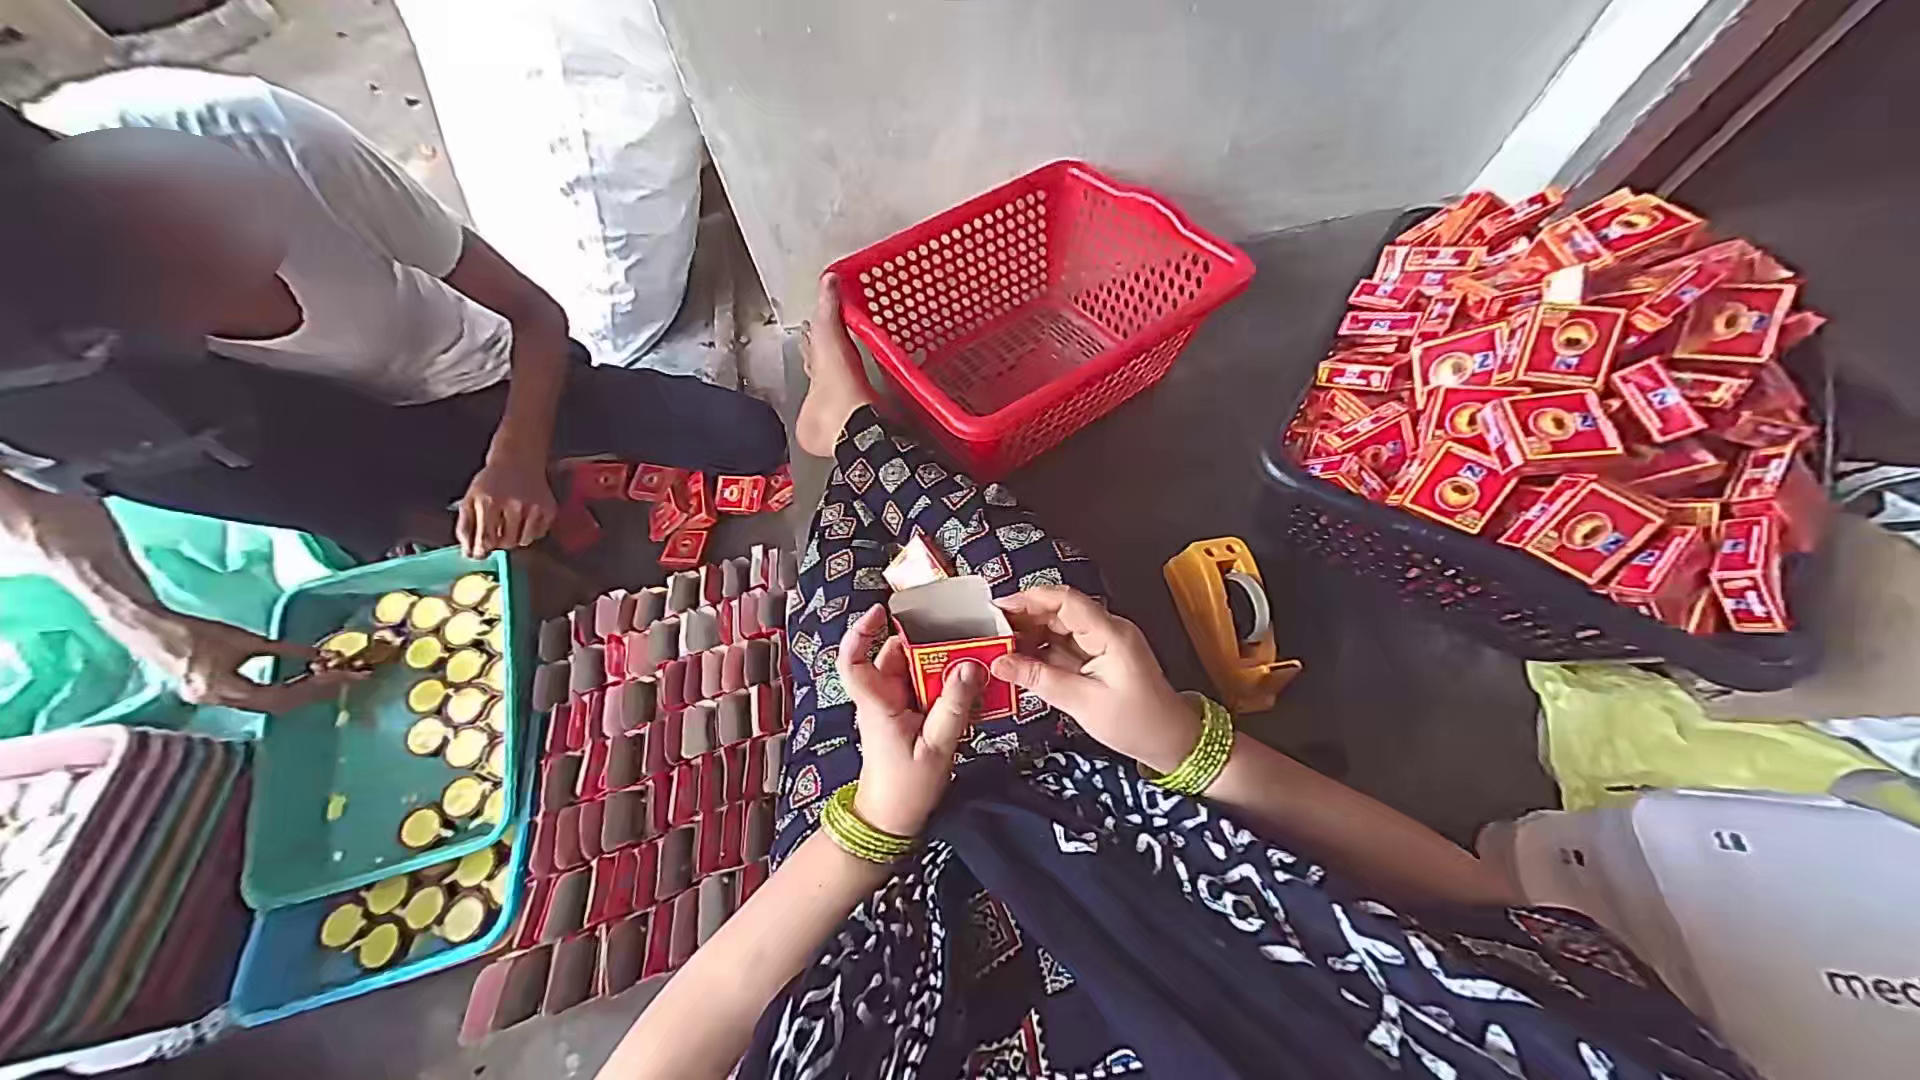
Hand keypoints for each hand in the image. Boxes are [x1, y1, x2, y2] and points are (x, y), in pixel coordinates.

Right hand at [119, 610, 359, 712]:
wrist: (148, 629)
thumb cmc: (197, 632)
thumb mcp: (247, 640)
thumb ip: (285, 650)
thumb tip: (321, 656)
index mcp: (220, 688)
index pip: (280, 697)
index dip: (313, 688)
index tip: (339, 677)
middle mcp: (214, 700)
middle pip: (275, 705)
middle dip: (311, 693)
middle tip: (340, 680)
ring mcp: (209, 700)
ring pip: (266, 704)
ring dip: (297, 693)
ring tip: (325, 679)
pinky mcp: (209, 694)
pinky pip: (253, 699)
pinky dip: (279, 690)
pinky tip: (298, 680)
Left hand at [458, 453, 557, 556]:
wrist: (518, 461)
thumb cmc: (492, 480)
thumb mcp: (470, 499)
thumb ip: (465, 526)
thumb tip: (469, 552)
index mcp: (489, 502)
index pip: (486, 539)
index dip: (482, 549)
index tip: (480, 553)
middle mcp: (514, 505)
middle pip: (506, 543)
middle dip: (499, 543)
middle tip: (496, 534)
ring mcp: (535, 508)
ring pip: (524, 541)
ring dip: (516, 538)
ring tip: (511, 525)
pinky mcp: (549, 510)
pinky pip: (539, 534)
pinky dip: (531, 532)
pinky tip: (525, 519)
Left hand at [838, 603, 982, 836]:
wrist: (892, 819)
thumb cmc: (905, 788)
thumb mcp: (936, 747)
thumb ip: (954, 707)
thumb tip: (970, 666)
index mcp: (877, 702)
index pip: (853, 660)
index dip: (859, 632)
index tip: (880, 612)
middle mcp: (882, 696)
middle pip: (896, 654)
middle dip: (925, 641)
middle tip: (960, 634)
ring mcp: (894, 703)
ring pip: (915, 667)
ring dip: (940, 661)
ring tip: (971, 654)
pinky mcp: (908, 711)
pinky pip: (926, 684)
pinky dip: (945, 680)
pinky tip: (967, 682)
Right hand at [991, 585, 1200, 773]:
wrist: (1173, 741)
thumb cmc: (1137, 723)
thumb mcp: (1083, 703)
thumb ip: (1039, 679)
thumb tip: (1000, 663)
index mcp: (1110, 633)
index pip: (1065, 600)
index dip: (1029, 599)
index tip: (999, 608)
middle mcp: (1107, 629)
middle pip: (1058, 609)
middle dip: (1024, 617)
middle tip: (992, 630)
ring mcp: (1102, 641)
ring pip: (1058, 626)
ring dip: (1029, 633)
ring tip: (1000, 646)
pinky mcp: (1098, 655)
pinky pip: (1064, 643)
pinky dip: (1041, 649)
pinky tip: (1020, 659)